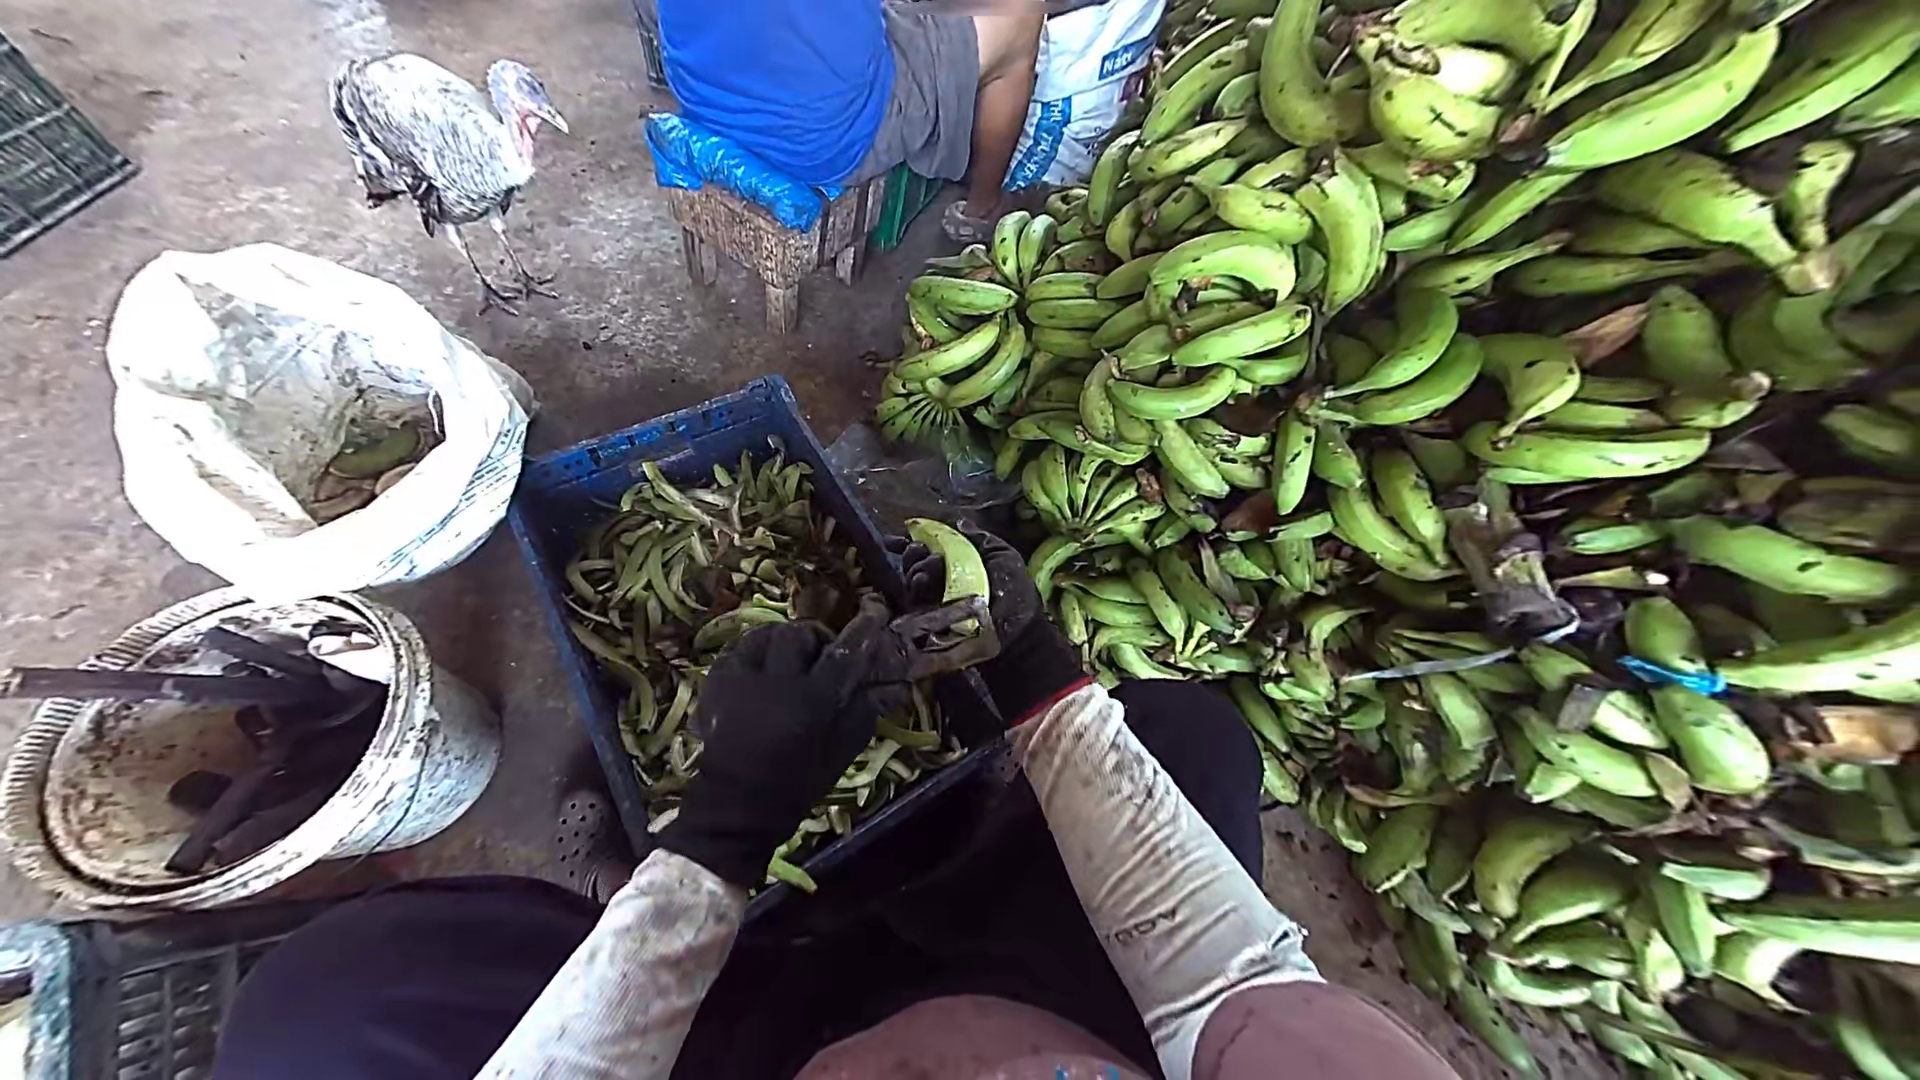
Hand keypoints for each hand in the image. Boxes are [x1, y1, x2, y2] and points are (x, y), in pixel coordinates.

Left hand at [658, 604, 908, 887]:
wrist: (736, 807)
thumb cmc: (797, 783)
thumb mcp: (841, 751)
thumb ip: (867, 710)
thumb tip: (897, 684)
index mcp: (812, 702)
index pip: (843, 653)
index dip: (862, 628)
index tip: (874, 611)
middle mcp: (777, 683)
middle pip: (798, 635)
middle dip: (814, 639)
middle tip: (819, 653)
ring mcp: (741, 681)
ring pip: (765, 635)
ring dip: (781, 640)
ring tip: (788, 655)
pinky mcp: (717, 684)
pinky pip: (737, 649)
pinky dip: (753, 649)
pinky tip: (761, 662)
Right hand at [888, 523, 1085, 725]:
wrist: (1020, 628)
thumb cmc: (1015, 591)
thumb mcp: (1001, 555)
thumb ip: (979, 538)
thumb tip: (957, 520)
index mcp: (957, 565)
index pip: (929, 549)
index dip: (913, 540)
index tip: (904, 530)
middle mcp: (941, 582)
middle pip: (915, 563)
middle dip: (913, 552)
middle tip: (919, 547)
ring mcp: (934, 603)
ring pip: (912, 580)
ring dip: (915, 567)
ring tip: (930, 562)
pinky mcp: (931, 621)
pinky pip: (915, 602)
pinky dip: (915, 587)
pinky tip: (922, 578)